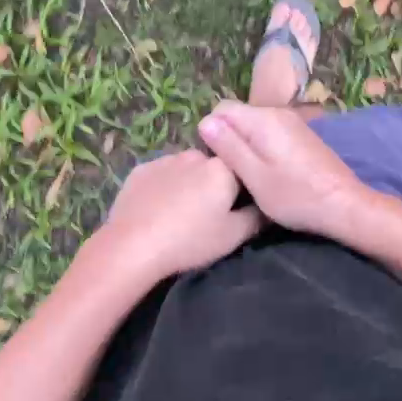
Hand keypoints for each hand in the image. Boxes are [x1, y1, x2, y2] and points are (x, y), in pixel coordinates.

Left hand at [94, 151, 262, 282]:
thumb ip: (255, 218)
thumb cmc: (189, 241)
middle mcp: (195, 155)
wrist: (133, 244)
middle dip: (213, 184)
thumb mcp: (231, 237)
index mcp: (221, 168)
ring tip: (180, 213)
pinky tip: (157, 210)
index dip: (240, 187)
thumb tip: (268, 205)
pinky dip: (163, 187)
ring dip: (188, 183)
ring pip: (185, 168)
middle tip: (207, 213)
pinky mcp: (141, 169)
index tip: (235, 206)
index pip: (240, 168)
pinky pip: (160, 174)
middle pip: (212, 167)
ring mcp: (165, 159)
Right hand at [196, 101, 371, 238]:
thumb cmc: (296, 195)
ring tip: (248, 176)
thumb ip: (229, 147)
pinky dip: (262, 148)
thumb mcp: (255, 176)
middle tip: (230, 173)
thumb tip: (205, 122)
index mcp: (263, 119)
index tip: (215, 161)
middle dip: (229, 139)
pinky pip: (270, 133)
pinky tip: (269, 173)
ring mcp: (293, 123)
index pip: (222, 109)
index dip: (212, 132)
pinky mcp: (302, 136)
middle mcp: (278, 113)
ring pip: (254, 126)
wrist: (345, 205)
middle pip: (239, 116)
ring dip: (246, 146)